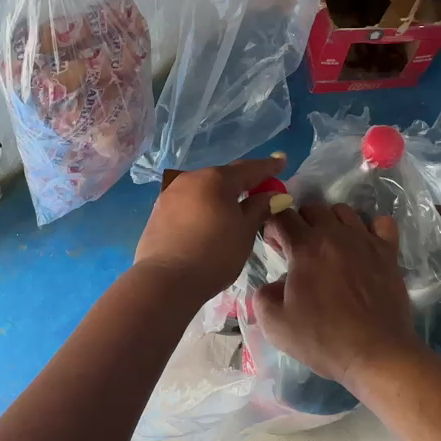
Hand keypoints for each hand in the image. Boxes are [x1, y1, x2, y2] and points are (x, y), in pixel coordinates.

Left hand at [133, 156, 287, 303]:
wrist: (166, 280)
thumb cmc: (215, 254)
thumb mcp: (245, 231)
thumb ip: (259, 208)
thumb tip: (272, 194)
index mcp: (216, 179)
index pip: (249, 168)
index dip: (268, 167)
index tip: (282, 161)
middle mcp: (192, 178)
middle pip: (223, 177)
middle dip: (243, 182)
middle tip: (260, 189)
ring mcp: (171, 193)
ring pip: (203, 189)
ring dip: (220, 195)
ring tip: (234, 207)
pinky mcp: (158, 211)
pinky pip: (189, 202)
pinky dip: (203, 206)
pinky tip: (208, 220)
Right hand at [251, 205, 426, 388]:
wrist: (376, 354)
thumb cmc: (323, 339)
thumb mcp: (275, 324)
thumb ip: (262, 297)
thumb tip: (270, 286)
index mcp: (305, 247)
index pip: (282, 216)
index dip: (272, 227)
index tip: (274, 246)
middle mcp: (335, 234)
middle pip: (312, 208)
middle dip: (300, 222)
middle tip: (299, 249)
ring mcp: (365, 241)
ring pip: (344, 211)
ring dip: (331, 222)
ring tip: (330, 246)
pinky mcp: (389, 253)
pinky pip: (382, 223)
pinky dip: (371, 228)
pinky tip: (364, 245)